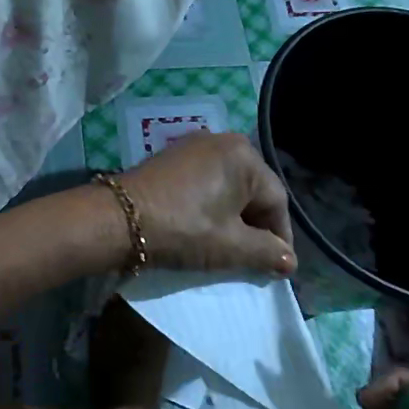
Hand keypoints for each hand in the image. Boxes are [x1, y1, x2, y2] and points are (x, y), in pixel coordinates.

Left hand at [120, 131, 295, 275]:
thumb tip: (292, 262)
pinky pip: (207, 181)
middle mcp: (224, 141)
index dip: (280, 237)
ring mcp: (196, 145)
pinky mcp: (174, 156)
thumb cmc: (183, 229)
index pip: (276, 201)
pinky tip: (205, 226)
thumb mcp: (230, 246)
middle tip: (254, 258)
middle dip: (257, 226)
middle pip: (254, 190)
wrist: (117, 220)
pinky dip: (213, 204)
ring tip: (230, 246)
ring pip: (230, 186)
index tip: (278, 266)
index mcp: (245, 156)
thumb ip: (267, 252)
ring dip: (234, 217)